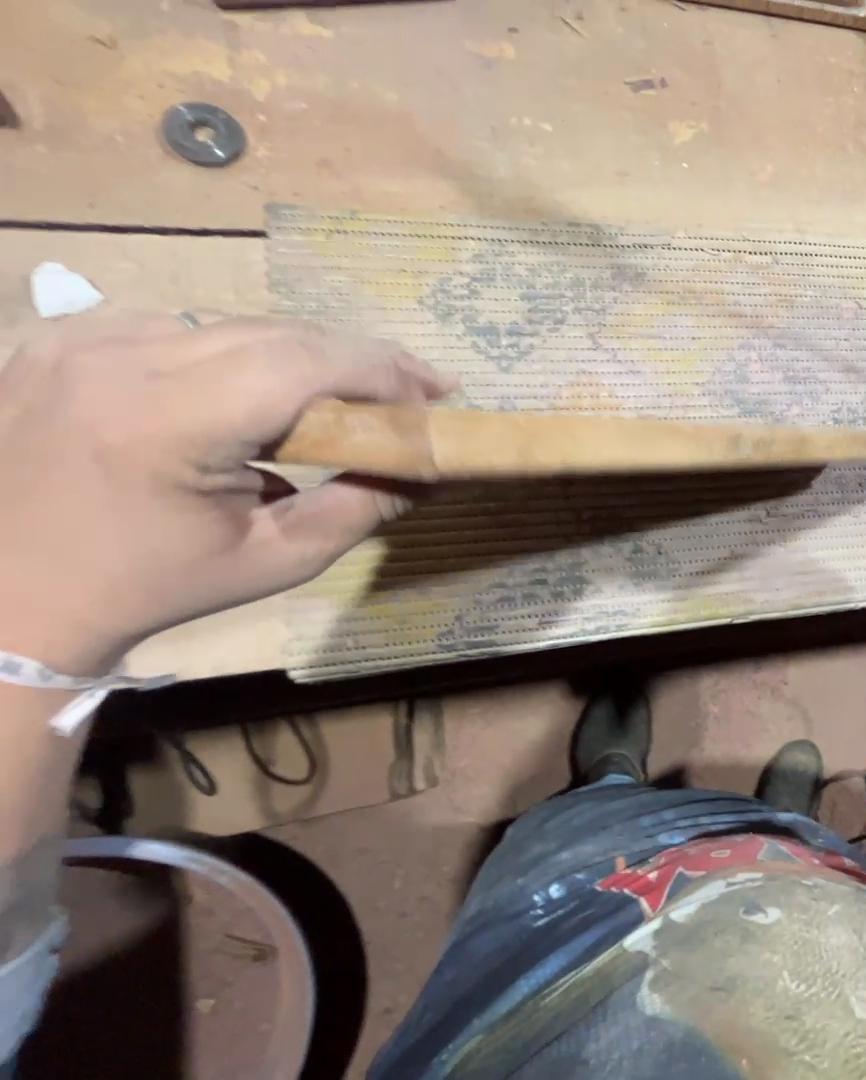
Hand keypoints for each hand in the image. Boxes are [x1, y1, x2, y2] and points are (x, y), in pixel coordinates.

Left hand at [0, 312, 454, 673]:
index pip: (301, 362)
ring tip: (354, 392)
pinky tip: (264, 389)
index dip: (382, 369)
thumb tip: (434, 469)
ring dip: (306, 356)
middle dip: (360, 358)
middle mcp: (112, 362)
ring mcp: (75, 342)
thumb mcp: (281, 558)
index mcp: (162, 423)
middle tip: (419, 389)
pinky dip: (242, 353)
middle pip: (276, 333)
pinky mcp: (57, 340)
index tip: (437, 394)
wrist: (5, 592)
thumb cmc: (155, 584)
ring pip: (234, 325)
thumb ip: (365, 506)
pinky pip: (182, 329)